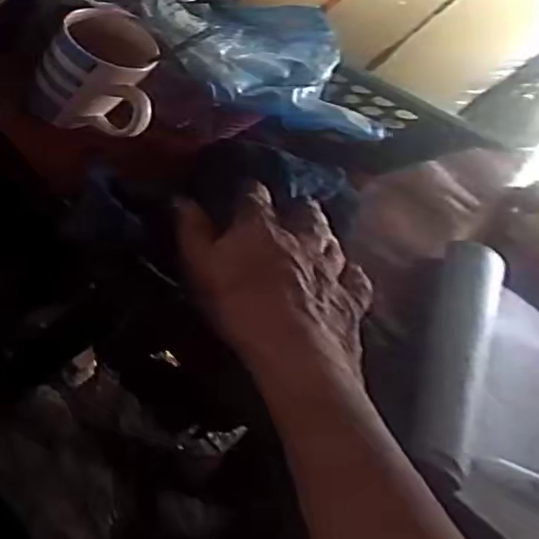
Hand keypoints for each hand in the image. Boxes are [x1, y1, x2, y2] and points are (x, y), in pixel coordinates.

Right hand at [176, 182, 372, 387]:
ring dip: (325, 233)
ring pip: (334, 242)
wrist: (297, 355)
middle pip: (306, 214)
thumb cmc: (236, 303)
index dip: (249, 188)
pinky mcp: (354, 300)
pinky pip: (357, 277)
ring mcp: (332, 271)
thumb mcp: (198, 263)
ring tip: (319, 231)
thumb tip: (182, 199)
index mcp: (259, 228)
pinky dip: (350, 270)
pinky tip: (347, 271)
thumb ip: (191, 229)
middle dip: (299, 206)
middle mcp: (301, 241)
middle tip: (293, 203)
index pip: (255, 197)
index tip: (244, 183)